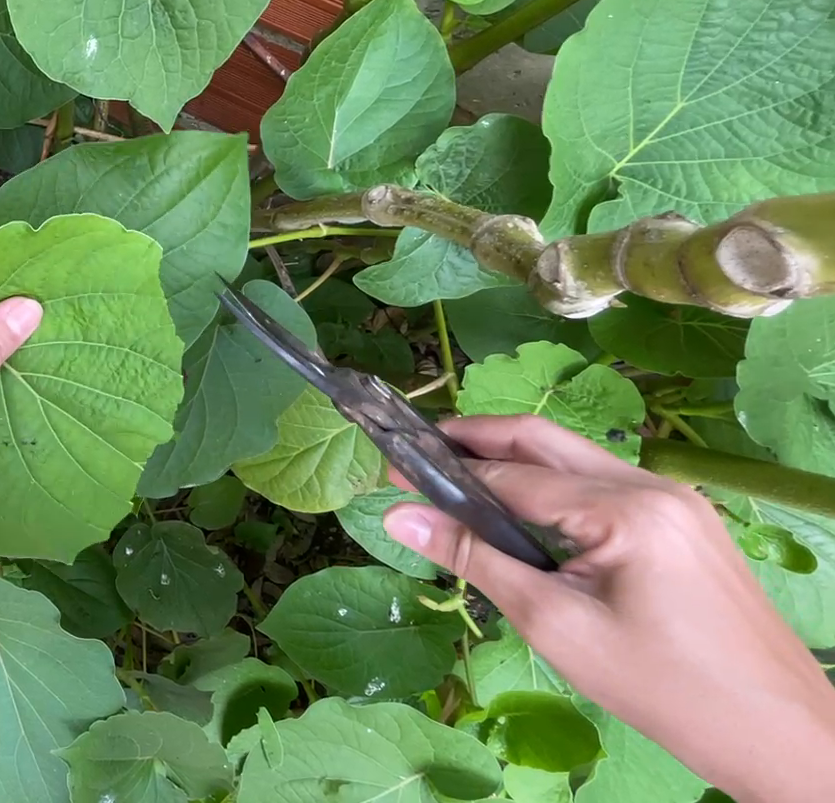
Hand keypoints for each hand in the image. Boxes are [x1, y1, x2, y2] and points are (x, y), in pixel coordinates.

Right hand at [383, 415, 834, 802]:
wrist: (791, 744)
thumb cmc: (664, 687)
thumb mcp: (553, 622)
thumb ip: (471, 557)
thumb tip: (396, 516)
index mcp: (626, 509)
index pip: (508, 475)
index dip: (442, 472)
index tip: (391, 470)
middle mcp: (653, 487)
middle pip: (540, 439)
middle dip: (471, 439)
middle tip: (416, 455)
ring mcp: (675, 502)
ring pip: (569, 456)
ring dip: (507, 459)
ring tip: (453, 480)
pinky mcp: (683, 522)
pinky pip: (596, 482)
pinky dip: (544, 483)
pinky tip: (515, 509)